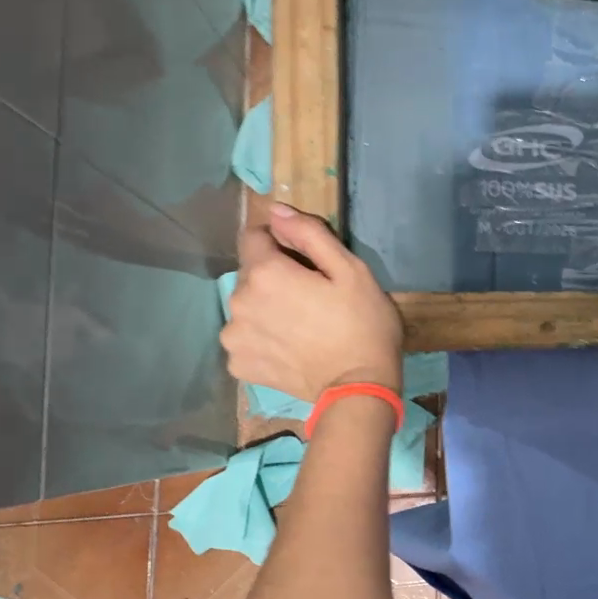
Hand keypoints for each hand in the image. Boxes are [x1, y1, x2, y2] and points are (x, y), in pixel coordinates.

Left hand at [222, 204, 404, 400]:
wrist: (359, 387)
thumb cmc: (363, 324)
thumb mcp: (352, 271)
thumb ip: (311, 235)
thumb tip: (277, 212)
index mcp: (265, 273)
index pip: (254, 237)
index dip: (282, 244)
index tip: (308, 264)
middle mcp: (238, 301)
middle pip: (252, 275)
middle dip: (276, 280)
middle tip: (313, 299)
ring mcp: (234, 336)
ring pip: (247, 307)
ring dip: (267, 310)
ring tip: (302, 327)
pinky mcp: (238, 364)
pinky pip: (247, 339)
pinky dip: (264, 340)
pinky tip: (291, 349)